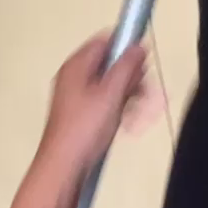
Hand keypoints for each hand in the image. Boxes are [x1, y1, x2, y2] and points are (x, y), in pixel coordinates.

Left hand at [33, 33, 154, 186]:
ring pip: (109, 83)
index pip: (105, 41)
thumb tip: (138, 45)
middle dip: (130, 74)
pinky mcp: (80, 113)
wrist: (63, 166)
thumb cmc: (86, 126)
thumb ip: (126, 67)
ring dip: (128, 92)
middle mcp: (74, 75)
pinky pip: (104, 100)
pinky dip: (118, 106)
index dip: (126, 46)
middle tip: (144, 90)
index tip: (144, 61)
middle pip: (108, 63)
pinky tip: (128, 121)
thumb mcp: (110, 94)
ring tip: (141, 109)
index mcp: (77, 64)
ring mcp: (76, 95)